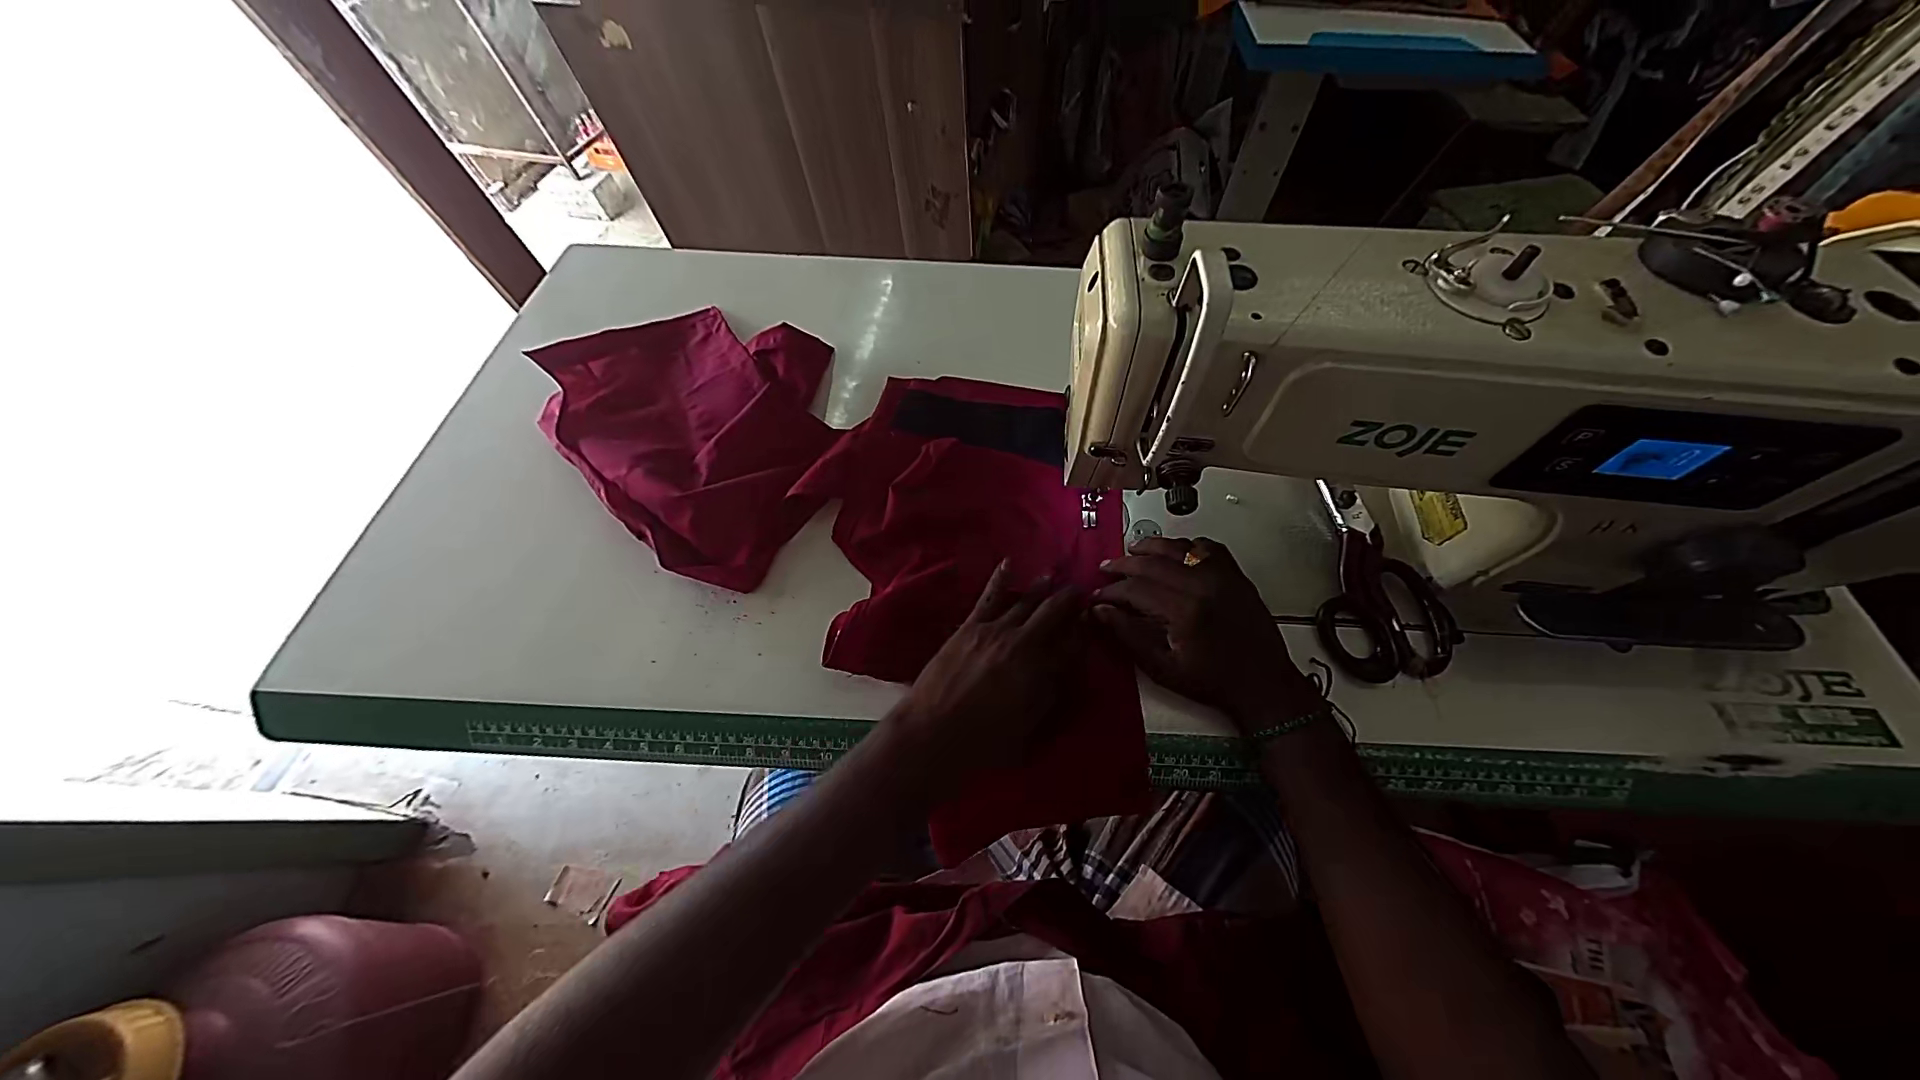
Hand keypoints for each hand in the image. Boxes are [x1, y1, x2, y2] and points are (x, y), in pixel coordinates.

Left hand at [881, 560, 1082, 798]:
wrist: (933, 732)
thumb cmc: (985, 741)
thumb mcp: (1030, 726)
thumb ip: (1050, 695)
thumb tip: (1063, 670)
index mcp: (1041, 669)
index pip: (1072, 643)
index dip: (1084, 631)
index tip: (1092, 621)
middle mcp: (1022, 642)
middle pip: (1052, 615)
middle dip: (1069, 602)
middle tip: (1081, 591)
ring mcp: (994, 630)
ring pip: (1024, 601)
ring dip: (1041, 588)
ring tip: (1055, 575)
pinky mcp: (970, 627)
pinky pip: (989, 597)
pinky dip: (1001, 579)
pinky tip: (1010, 564)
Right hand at [1093, 536, 1320, 731]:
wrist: (1263, 686)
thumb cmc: (1216, 682)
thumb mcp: (1163, 668)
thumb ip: (1128, 636)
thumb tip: (1102, 613)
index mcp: (1185, 610)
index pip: (1135, 588)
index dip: (1111, 591)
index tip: (1099, 597)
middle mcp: (1204, 586)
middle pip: (1152, 562)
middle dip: (1123, 565)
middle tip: (1107, 570)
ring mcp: (1223, 577)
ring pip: (1178, 547)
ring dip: (1151, 547)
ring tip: (1133, 552)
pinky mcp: (1236, 576)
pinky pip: (1208, 548)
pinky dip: (1187, 546)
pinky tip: (1175, 552)